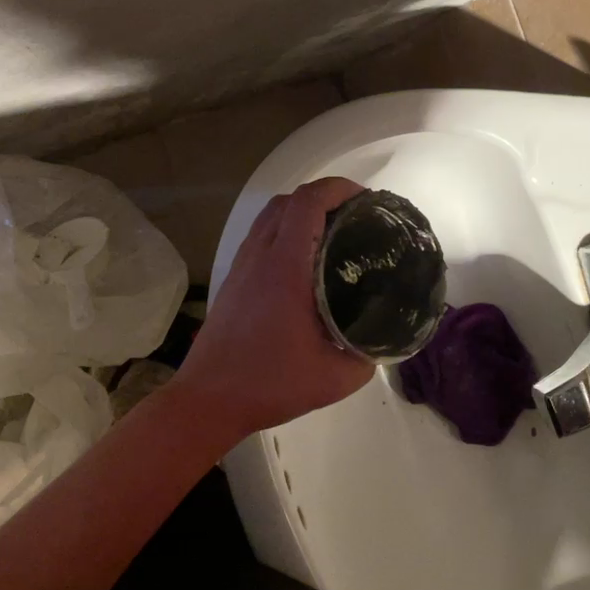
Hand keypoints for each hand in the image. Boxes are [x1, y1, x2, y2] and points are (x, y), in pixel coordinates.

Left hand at [173, 176, 375, 436]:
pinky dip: (286, 228)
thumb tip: (382, 342)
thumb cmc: (269, 383)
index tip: (366, 199)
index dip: (338, 188)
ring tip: (333, 229)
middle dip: (325, 195)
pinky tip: (304, 257)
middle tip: (356, 214)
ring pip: (271, 214)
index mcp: (285, 266)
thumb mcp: (332, 378)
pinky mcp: (234, 278)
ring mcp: (243, 264)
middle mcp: (261, 255)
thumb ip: (364, 358)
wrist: (207, 400)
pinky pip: (261, 234)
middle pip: (290, 199)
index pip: (308, 202)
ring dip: (302, 209)